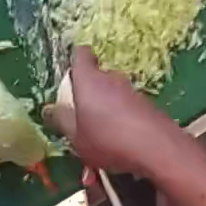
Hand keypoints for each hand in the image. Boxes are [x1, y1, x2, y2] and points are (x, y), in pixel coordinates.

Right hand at [43, 46, 194, 179]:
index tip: (69, 79)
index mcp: (89, 80)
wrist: (156, 148)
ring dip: (105, 116)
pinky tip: (119, 150)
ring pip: (113, 98)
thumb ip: (61, 121)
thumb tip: (48, 109)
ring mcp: (132, 92)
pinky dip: (121, 126)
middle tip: (82, 124)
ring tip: (100, 146)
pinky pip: (127, 113)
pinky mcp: (148, 107)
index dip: (74, 62)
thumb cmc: (108, 139)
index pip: (80, 55)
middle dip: (89, 98)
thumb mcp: (76, 136)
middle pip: (97, 80)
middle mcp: (112, 79)